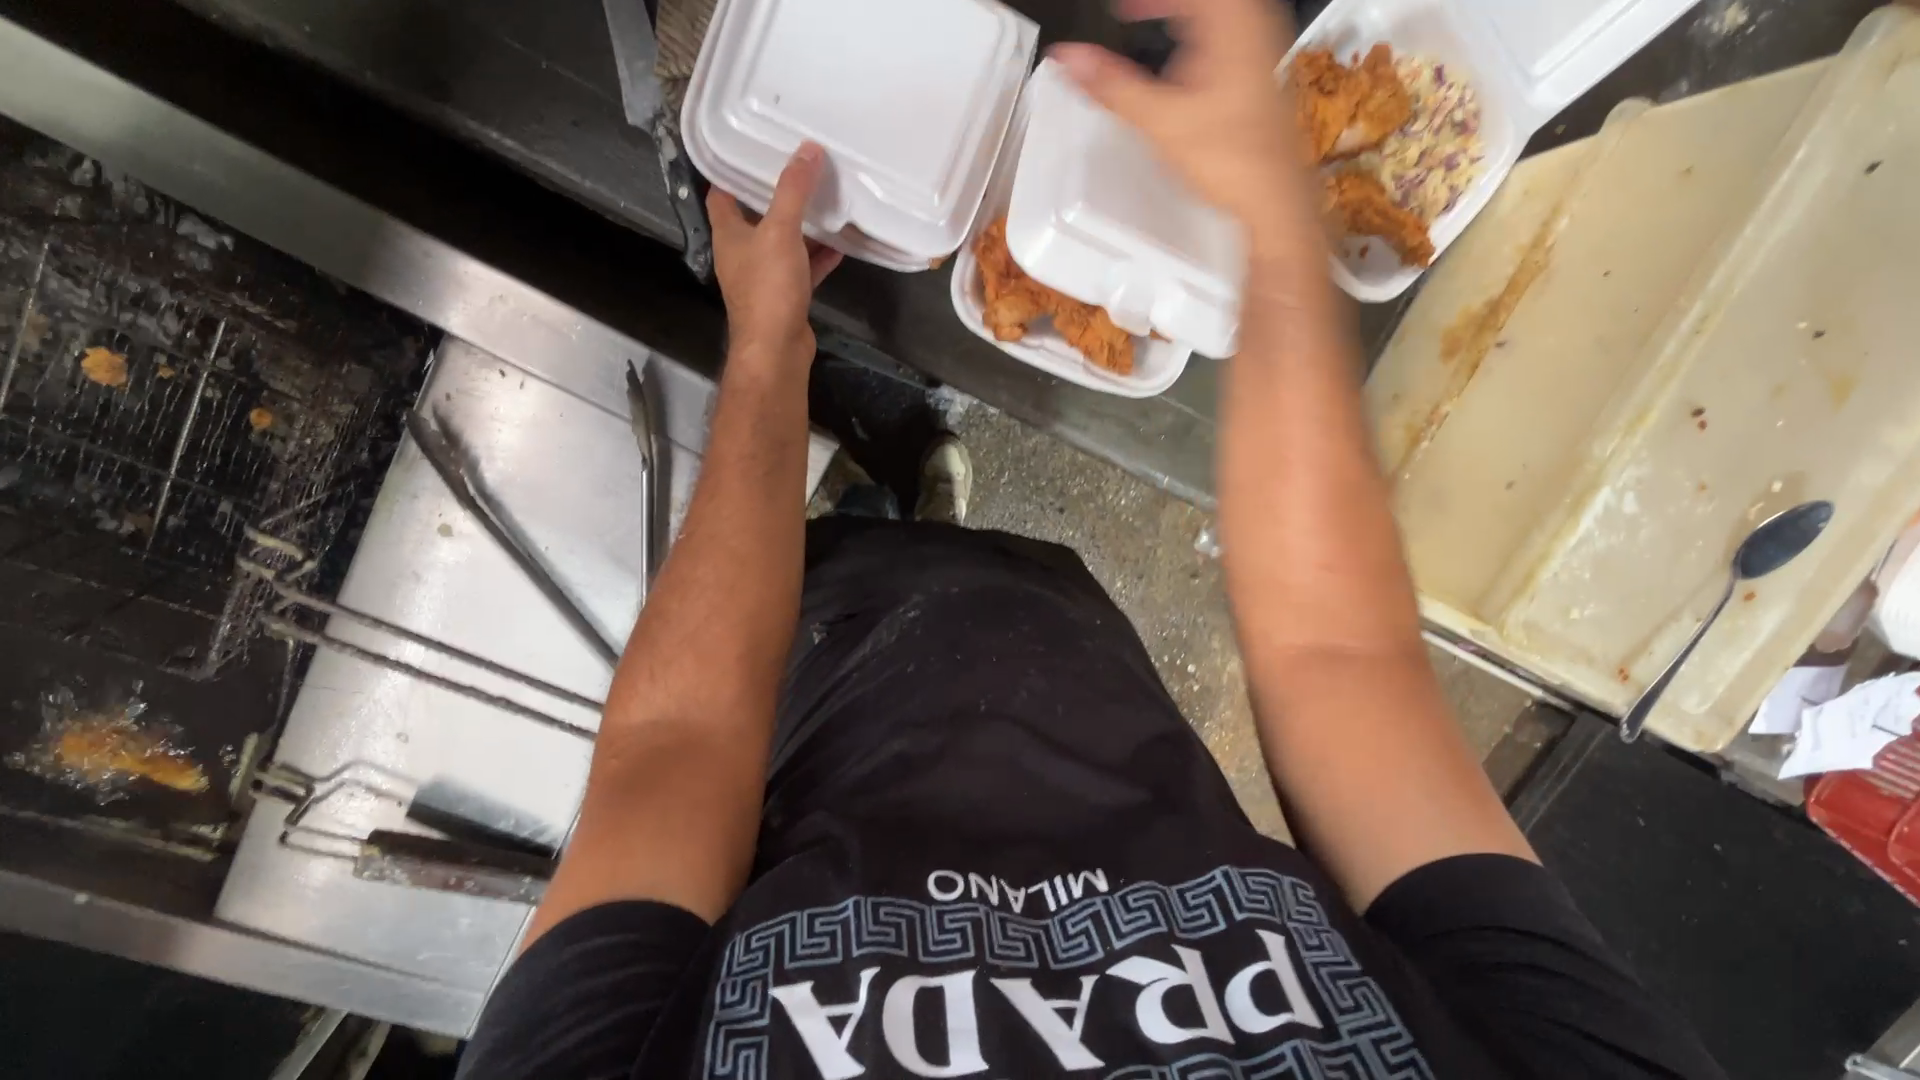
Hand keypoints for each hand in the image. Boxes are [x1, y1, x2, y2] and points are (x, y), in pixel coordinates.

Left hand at [707, 142, 844, 368]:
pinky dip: (818, 257)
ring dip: (802, 226)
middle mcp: (742, 254)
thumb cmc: (768, 287)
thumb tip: (808, 149)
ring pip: (783, 243)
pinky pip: (803, 269)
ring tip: (824, 200)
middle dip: (777, 195)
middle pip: (757, 216)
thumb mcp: (780, 230)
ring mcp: (764, 278)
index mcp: (728, 233)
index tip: (756, 147)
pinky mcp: (786, 297)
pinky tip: (840, 243)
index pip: (722, 193)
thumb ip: (793, 190)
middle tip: (800, 168)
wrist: (776, 349)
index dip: (735, 170)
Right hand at [1052, 0, 1314, 246]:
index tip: (1124, 11)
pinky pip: (1234, 42)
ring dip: (1190, 23)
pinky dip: (1205, 44)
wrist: (1274, 202)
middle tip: (1139, 16)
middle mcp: (1255, 35)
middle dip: (1170, 10)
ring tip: (1162, 31)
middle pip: (1213, 4)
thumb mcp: (1161, 121)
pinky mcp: (1262, 84)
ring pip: (1226, 19)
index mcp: (1233, 29)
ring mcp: (1264, 58)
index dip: (1150, 2)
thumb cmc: (1233, 163)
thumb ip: (1112, 86)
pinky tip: (1190, 71)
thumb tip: (1070, 59)